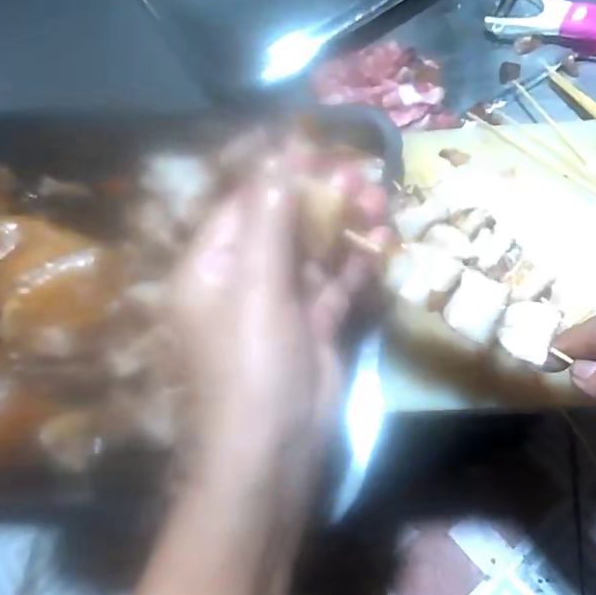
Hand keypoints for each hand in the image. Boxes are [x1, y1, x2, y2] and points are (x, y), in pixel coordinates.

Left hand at [163, 133, 388, 519]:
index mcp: (213, 267)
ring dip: (346, 229)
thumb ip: (271, 226)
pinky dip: (357, 266)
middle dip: (324, 199)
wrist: (274, 450)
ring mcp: (283, 306)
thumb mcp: (256, 291)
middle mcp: (245, 281)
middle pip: (287, 225)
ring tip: (380, 203)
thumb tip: (281, 162)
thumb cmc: (252, 367)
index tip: (318, 145)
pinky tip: (381, 245)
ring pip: (316, 253)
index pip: (246, 205)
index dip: (281, 174)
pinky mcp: (316, 328)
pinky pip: (336, 286)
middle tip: (362, 176)